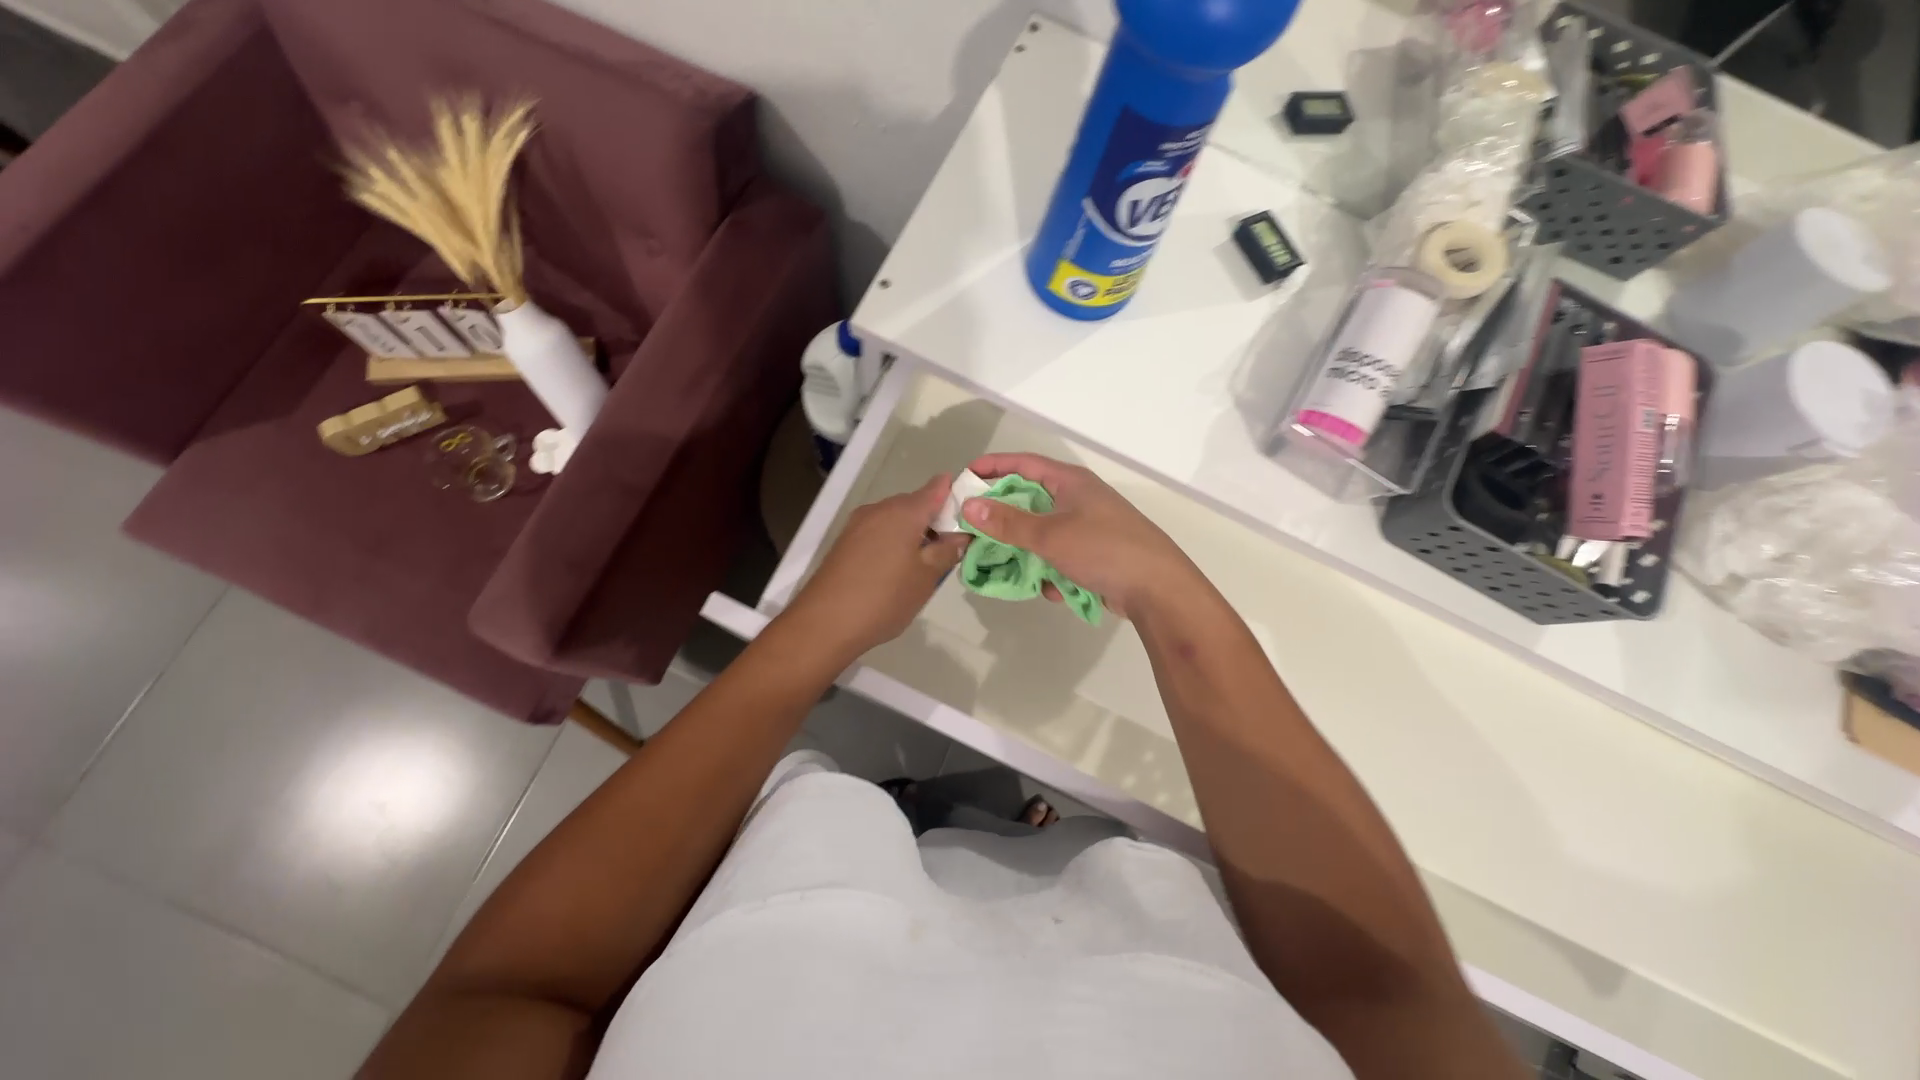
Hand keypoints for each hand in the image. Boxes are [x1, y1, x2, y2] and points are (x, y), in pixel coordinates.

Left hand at [779, 474, 970, 662]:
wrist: (824, 623)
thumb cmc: (884, 597)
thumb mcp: (927, 577)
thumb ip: (948, 550)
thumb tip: (960, 535)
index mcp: (904, 511)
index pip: (938, 487)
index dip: (958, 496)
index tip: (973, 517)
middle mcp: (880, 509)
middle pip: (916, 504)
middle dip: (936, 521)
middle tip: (952, 550)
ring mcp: (858, 524)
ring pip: (897, 520)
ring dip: (914, 535)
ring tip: (926, 566)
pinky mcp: (846, 542)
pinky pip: (879, 533)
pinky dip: (894, 544)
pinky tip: (898, 571)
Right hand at [962, 453, 1200, 618]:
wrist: (1157, 588)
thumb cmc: (1102, 549)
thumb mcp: (1048, 535)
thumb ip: (1007, 522)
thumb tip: (969, 504)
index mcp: (1070, 481)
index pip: (1022, 463)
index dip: (992, 467)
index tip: (963, 479)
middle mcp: (1079, 498)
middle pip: (1030, 500)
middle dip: (1002, 518)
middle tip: (973, 529)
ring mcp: (1089, 527)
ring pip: (1043, 533)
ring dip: (1025, 550)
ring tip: (1004, 567)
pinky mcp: (1096, 555)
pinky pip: (1061, 557)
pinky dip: (1052, 571)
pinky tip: (1052, 589)